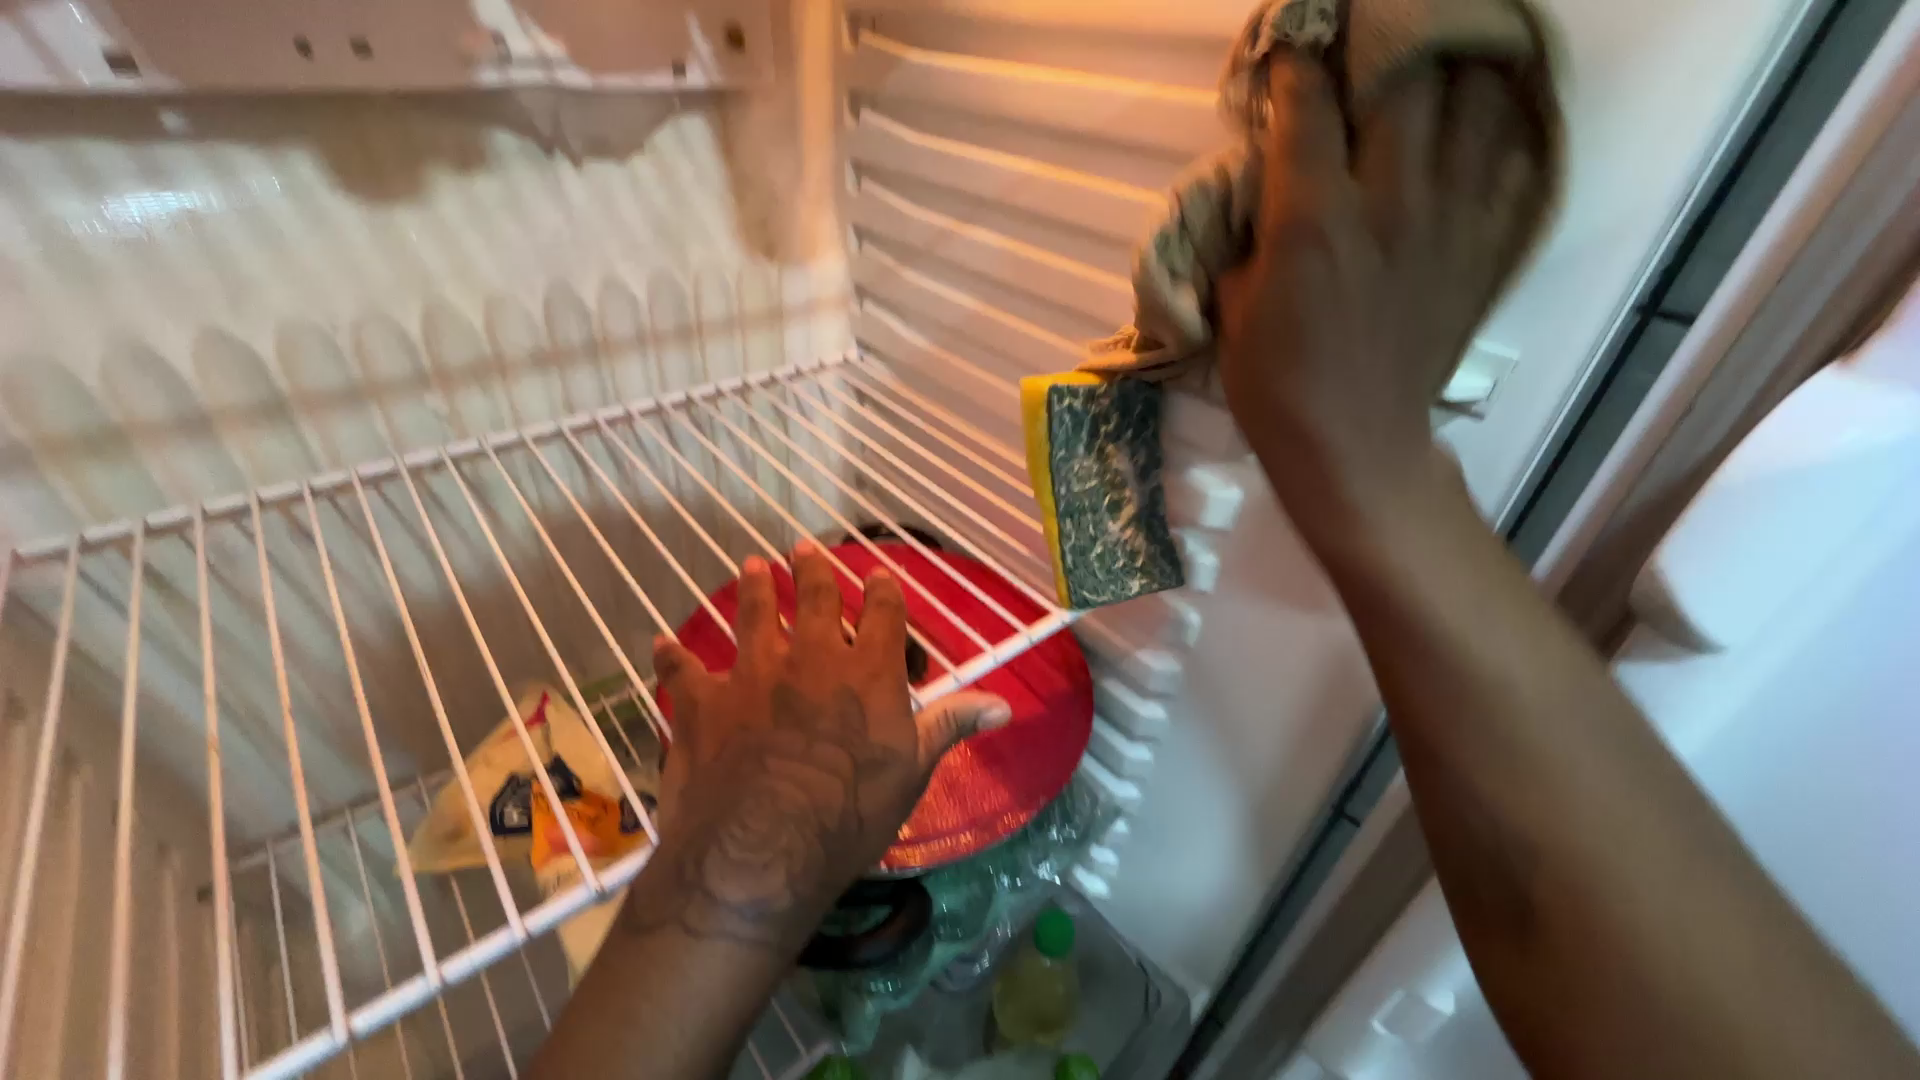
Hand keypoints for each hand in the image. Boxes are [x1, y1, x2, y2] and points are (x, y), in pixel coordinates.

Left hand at [633, 539, 1010, 950]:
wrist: (762, 847)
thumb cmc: (849, 812)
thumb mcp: (912, 771)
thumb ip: (950, 726)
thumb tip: (1004, 705)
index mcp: (865, 672)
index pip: (882, 616)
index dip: (882, 592)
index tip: (879, 576)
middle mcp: (809, 657)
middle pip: (814, 600)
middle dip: (812, 572)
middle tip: (803, 550)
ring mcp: (751, 675)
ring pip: (752, 617)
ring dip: (754, 591)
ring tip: (754, 567)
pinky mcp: (702, 702)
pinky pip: (682, 671)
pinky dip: (673, 657)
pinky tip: (662, 644)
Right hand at [1218, 53, 1550, 518]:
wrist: (1354, 444)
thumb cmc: (1277, 386)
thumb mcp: (1232, 314)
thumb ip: (1247, 243)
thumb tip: (1263, 201)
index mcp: (1313, 221)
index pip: (1307, 108)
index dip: (1296, 65)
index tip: (1290, 45)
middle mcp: (1389, 201)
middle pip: (1407, 78)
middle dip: (1386, 38)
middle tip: (1371, 30)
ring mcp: (1448, 219)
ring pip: (1473, 100)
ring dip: (1452, 63)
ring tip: (1435, 49)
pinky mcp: (1482, 245)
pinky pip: (1511, 155)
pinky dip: (1498, 123)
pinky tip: (1481, 116)